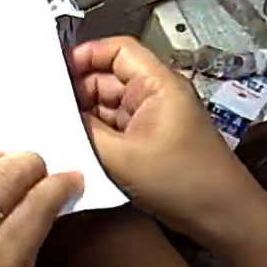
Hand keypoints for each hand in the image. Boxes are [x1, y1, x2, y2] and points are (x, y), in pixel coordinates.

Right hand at [69, 35, 266, 242]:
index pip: (118, 50)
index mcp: (158, 85)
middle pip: (106, 78)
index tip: (55, 70)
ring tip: (54, 127)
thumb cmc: (185, 181)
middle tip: (45, 106)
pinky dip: (92, 134)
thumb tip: (56, 117)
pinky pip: (111, 129)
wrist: (221, 216)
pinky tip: (72, 144)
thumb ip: (85, 132)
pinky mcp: (145, 141)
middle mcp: (153, 96)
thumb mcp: (123, 156)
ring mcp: (149, 119)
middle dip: (76, 90)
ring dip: (82, 116)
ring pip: (106, 106)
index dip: (85, 54)